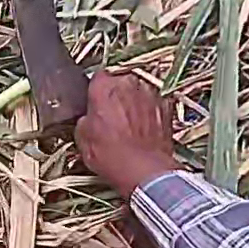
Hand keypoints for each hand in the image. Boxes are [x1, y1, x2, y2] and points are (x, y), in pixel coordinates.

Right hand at [75, 71, 178, 197]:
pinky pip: (153, 104)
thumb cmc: (111, 154)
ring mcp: (151, 93)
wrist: (143, 169)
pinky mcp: (166, 106)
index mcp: (104, 87)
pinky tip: (141, 131)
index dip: (94, 91)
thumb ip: (84, 119)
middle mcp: (129, 83)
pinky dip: (148, 113)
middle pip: (119, 83)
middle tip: (109, 118)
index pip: (97, 77)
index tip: (93, 103)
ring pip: (137, 92)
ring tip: (127, 127)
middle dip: (115, 97)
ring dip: (132, 104)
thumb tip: (88, 118)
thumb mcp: (82, 139)